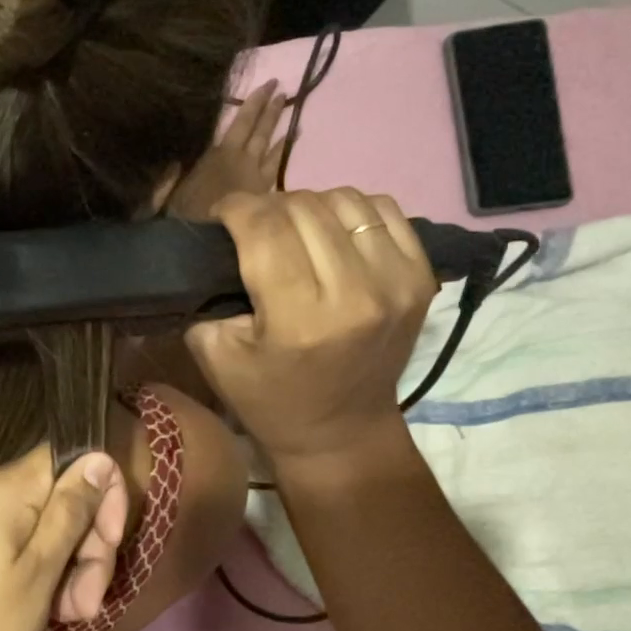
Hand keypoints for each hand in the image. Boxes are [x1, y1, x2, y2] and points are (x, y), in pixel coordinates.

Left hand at [0, 446, 127, 630]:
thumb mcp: (40, 570)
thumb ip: (71, 512)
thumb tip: (99, 458)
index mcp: (1, 488)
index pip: (72, 457)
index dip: (103, 494)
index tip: (110, 543)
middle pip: (57, 495)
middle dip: (85, 545)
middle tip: (89, 600)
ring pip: (39, 522)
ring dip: (65, 565)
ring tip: (71, 614)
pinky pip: (13, 537)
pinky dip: (36, 567)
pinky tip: (48, 606)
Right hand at [166, 81, 287, 220]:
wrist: (206, 248)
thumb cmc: (181, 221)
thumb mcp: (165, 198)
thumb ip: (168, 178)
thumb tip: (172, 159)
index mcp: (217, 157)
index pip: (240, 123)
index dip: (253, 103)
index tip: (267, 84)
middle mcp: (240, 161)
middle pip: (259, 130)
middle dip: (269, 109)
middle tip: (280, 88)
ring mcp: (254, 178)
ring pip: (270, 145)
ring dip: (278, 125)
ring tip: (288, 106)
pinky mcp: (262, 194)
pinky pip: (276, 165)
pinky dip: (282, 149)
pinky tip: (290, 138)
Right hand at [183, 189, 439, 463]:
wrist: (339, 428)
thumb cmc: (266, 398)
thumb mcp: (216, 357)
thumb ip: (210, 301)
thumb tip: (219, 249)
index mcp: (298, 319)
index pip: (266, 231)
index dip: (237, 208)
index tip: (219, 211)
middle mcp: (355, 292)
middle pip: (305, 209)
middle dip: (267, 206)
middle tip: (248, 222)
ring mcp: (396, 281)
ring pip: (345, 201)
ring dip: (308, 204)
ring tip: (289, 224)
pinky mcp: (420, 277)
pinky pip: (383, 212)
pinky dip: (349, 210)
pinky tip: (329, 230)